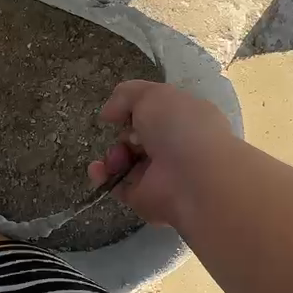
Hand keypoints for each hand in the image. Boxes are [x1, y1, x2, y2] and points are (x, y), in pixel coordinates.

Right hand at [87, 80, 236, 225]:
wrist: (194, 180)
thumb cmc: (179, 128)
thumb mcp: (152, 95)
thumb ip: (126, 95)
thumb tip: (108, 114)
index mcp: (186, 119)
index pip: (157, 113)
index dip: (137, 109)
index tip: (124, 111)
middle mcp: (175, 146)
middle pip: (137, 136)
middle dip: (123, 133)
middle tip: (129, 136)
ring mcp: (160, 174)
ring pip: (124, 160)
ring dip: (111, 154)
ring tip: (116, 156)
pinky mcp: (144, 197)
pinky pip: (117, 184)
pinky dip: (102, 176)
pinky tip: (98, 170)